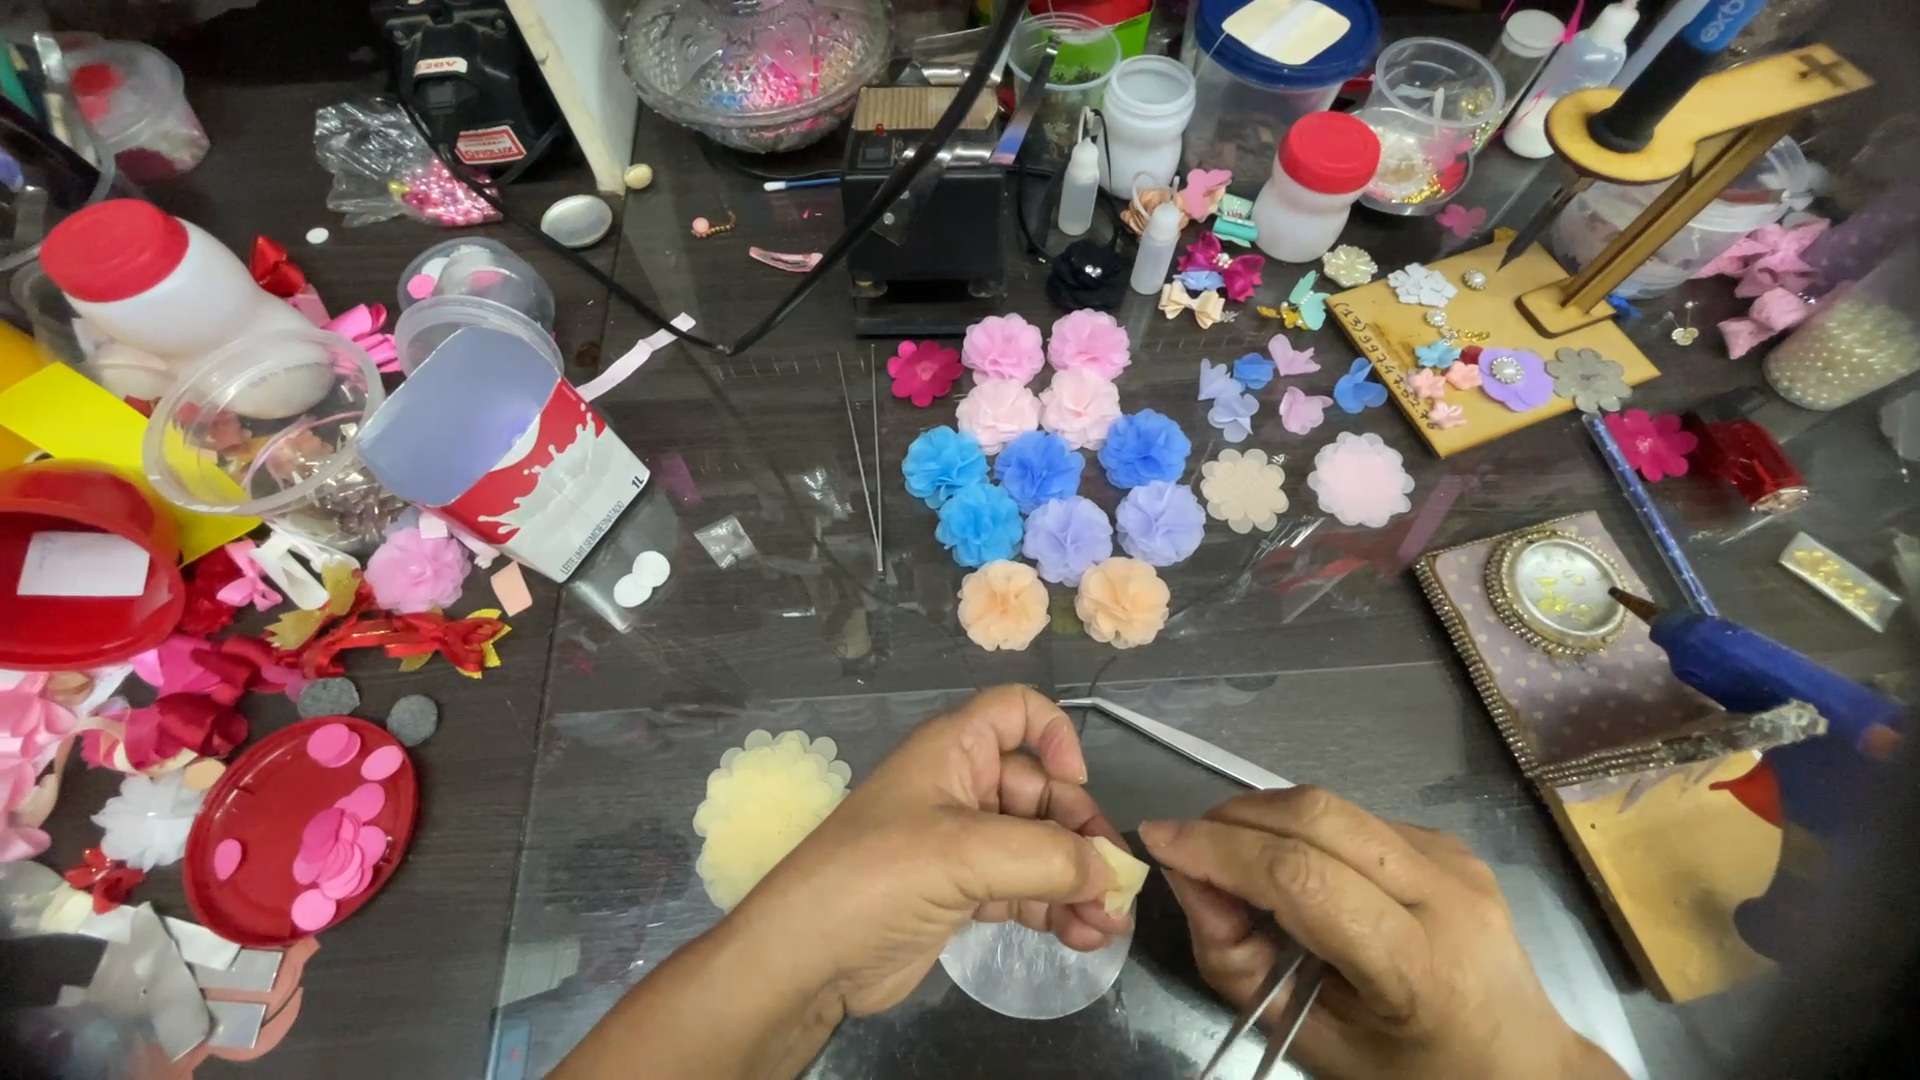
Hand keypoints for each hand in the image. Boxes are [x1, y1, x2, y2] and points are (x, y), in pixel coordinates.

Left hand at [734, 685, 1131, 1016]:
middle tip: (1115, 888)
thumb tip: (1108, 872)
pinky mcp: (963, 890)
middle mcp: (963, 786)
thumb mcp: (962, 854)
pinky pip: (1025, 886)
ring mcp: (963, 841)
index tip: (1077, 779)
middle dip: (1080, 836)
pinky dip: (1055, 907)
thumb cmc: (878, 876)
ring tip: (1107, 927)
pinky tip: (1081, 938)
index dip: (1054, 733)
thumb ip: (1045, 857)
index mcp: (955, 749)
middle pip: (1042, 791)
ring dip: (1076, 881)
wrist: (808, 957)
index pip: (1016, 711)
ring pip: (1039, 846)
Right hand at [1142, 788, 1624, 1079]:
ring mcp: (1450, 857)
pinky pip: (1347, 815)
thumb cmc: (1409, 1075)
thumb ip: (1234, 960)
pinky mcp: (1444, 839)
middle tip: (1188, 843)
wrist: (1524, 1070)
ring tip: (1228, 852)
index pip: (1300, 876)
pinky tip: (1293, 865)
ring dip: (1258, 816)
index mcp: (1420, 965)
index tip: (1157, 838)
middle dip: (1231, 818)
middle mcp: (1445, 892)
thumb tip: (1186, 876)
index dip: (1219, 849)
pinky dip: (1296, 828)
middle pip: (1314, 816)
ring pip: (1326, 804)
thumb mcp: (1309, 1042)